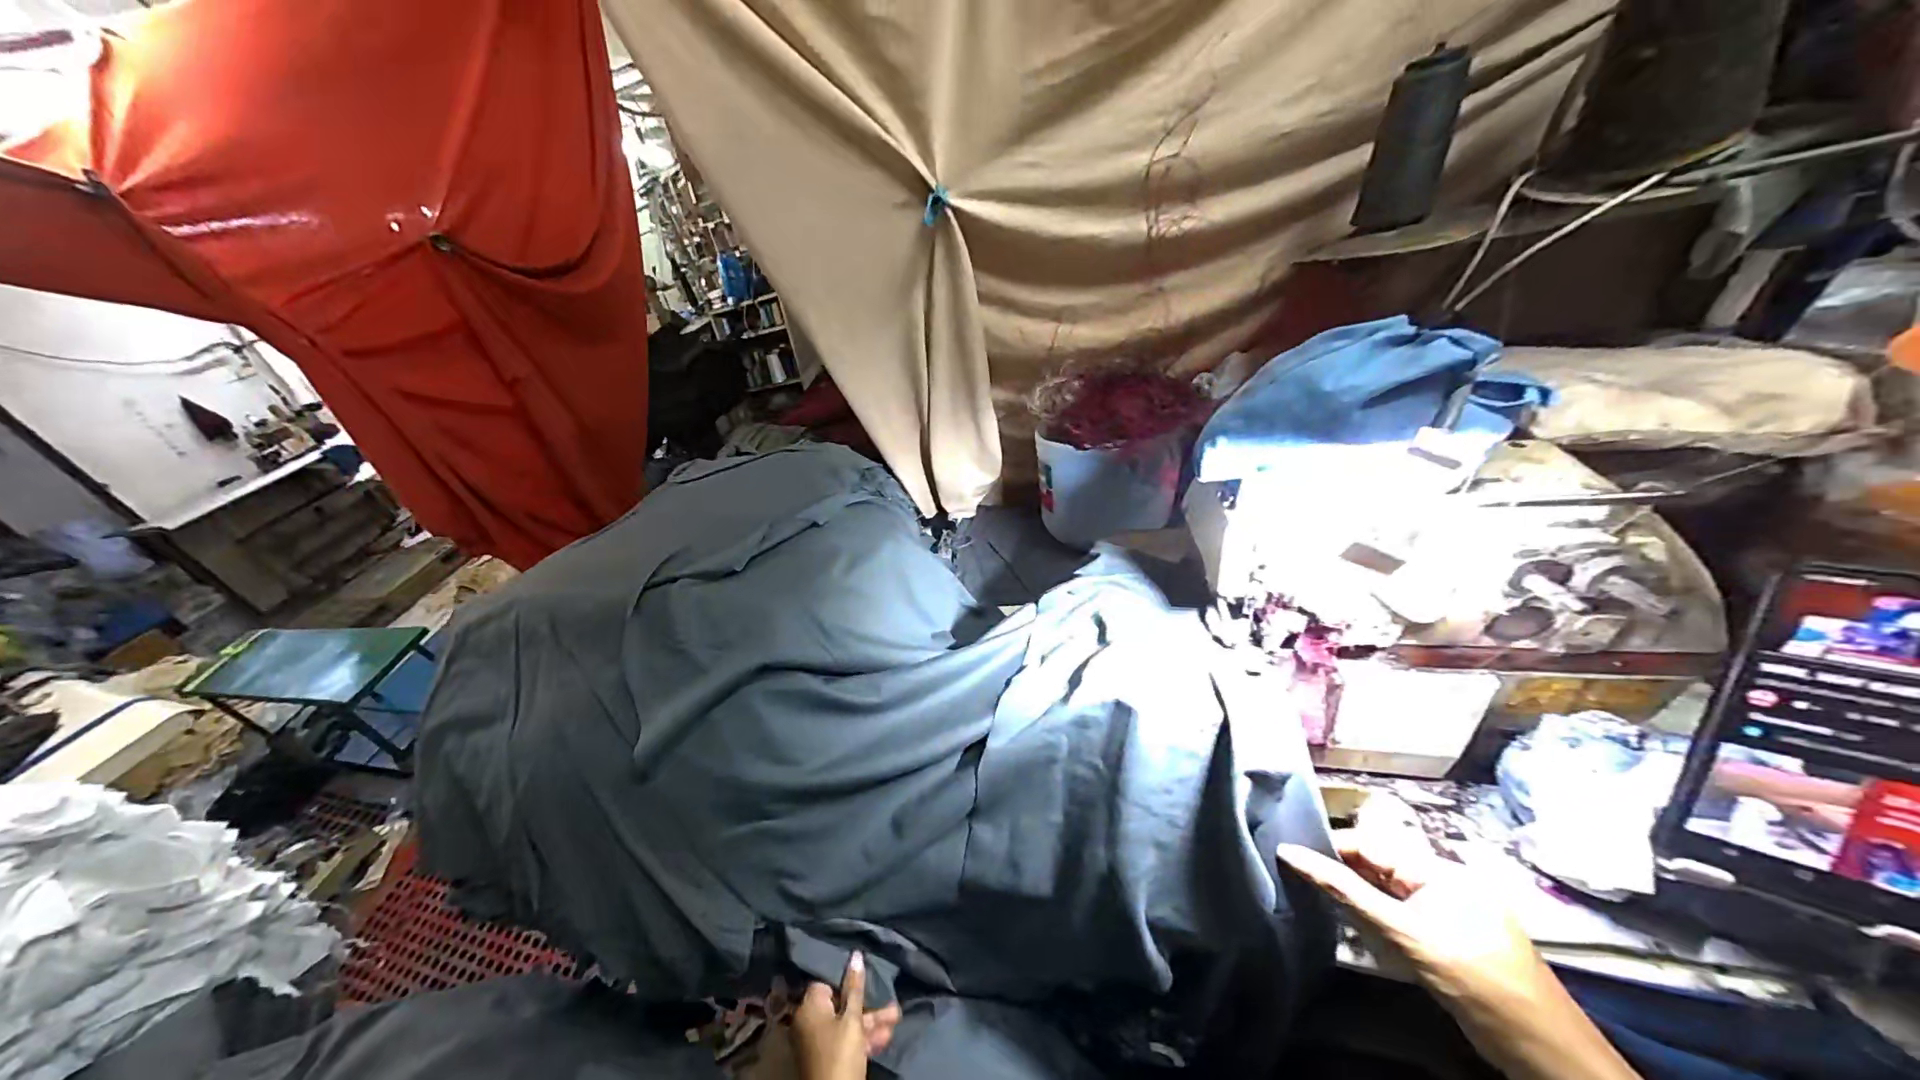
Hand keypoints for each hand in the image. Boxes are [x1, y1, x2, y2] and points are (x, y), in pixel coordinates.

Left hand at [790, 952, 900, 1079]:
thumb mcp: (852, 1019)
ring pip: (847, 1023)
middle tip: (889, 1001)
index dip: (845, 978)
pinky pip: (846, 1039)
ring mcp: (818, 1041)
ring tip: (896, 1018)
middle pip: (840, 1003)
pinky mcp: (828, 1057)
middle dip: (867, 1004)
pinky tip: (885, 1037)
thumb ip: (855, 988)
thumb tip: (855, 954)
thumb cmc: (840, 1053)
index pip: (825, 981)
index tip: (865, 974)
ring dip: (871, 1022)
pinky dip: (863, 1037)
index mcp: (808, 1007)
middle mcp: (809, 1021)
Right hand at [1278, 795, 1640, 1079]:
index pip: (1372, 844)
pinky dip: (1379, 921)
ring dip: (1359, 901)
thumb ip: (1346, 892)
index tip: (1290, 859)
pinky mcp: (1452, 938)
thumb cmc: (1474, 983)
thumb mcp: (1404, 935)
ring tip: (1320, 906)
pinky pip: (1404, 915)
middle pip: (1380, 866)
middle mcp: (1447, 882)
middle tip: (1300, 885)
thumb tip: (1290, 852)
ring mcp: (1452, 911)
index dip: (1331, 850)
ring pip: (1389, 892)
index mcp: (1441, 870)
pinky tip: (1359, 932)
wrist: (1545, 1053)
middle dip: (1344, 876)